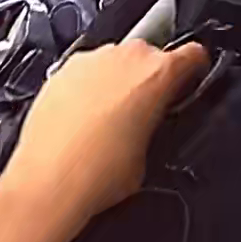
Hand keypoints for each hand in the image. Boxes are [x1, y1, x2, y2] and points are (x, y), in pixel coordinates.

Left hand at [0, 39, 209, 237]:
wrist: (45, 188)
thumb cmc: (96, 176)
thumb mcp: (150, 154)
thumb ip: (158, 124)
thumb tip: (150, 123)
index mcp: (160, 72)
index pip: (194, 53)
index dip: (195, 68)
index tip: (189, 79)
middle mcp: (130, 56)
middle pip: (153, 55)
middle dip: (150, 77)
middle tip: (141, 109)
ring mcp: (95, 59)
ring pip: (118, 60)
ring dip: (118, 79)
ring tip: (106, 116)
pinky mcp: (64, 69)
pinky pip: (87, 69)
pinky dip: (88, 85)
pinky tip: (81, 116)